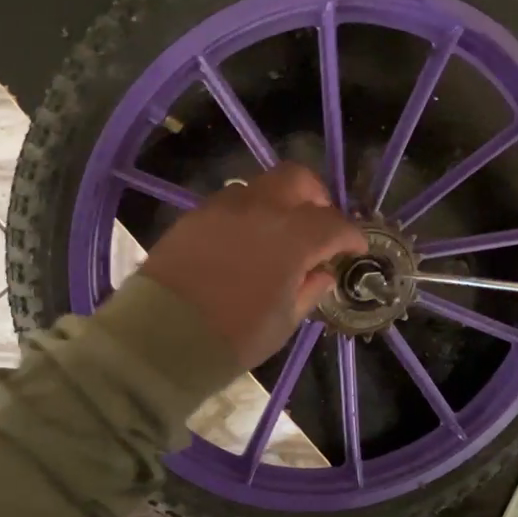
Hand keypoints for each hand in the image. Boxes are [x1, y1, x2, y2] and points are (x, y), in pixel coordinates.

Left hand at [140, 163, 367, 369]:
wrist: (162, 336)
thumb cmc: (234, 336)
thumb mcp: (283, 322)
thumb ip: (308, 290)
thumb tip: (322, 273)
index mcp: (292, 237)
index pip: (333, 223)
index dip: (350, 235)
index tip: (355, 248)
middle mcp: (260, 209)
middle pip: (297, 180)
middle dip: (315, 197)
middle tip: (318, 223)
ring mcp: (223, 208)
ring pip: (260, 187)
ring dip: (277, 202)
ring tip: (277, 233)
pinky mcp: (194, 217)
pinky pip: (229, 204)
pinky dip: (246, 214)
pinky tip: (243, 242)